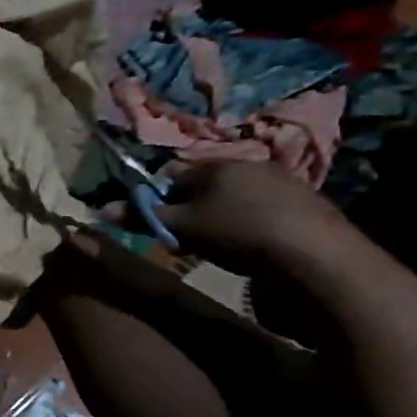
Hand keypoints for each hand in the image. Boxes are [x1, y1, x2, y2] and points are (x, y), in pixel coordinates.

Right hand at [153, 162, 349, 273]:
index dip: (157, 198)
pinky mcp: (301, 203)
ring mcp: (278, 181)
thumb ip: (147, 218)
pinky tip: (253, 247)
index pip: (172, 175)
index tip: (157, 225)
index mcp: (216, 165)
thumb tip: (103, 210)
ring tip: (220, 247)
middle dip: (190, 208)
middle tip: (186, 240)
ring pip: (233, 197)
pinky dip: (248, 224)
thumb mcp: (185, 227)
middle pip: (204, 185)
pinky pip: (260, 209)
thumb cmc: (238, 232)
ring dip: (220, 216)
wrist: (312, 251)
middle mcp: (247, 165)